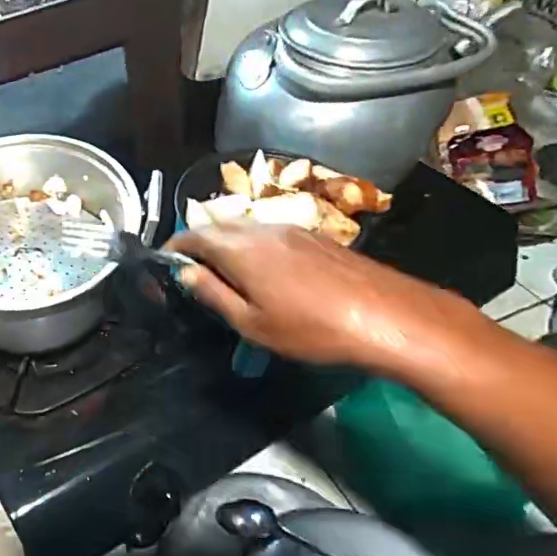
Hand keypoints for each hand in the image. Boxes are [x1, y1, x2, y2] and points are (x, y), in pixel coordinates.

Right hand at [164, 223, 485, 372]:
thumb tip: (186, 274)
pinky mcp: (317, 238)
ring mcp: (294, 231)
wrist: (393, 319)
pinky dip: (252, 247)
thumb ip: (212, 294)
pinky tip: (262, 273)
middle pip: (218, 227)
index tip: (164, 266)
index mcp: (240, 249)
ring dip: (226, 245)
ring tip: (224, 275)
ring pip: (245, 229)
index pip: (192, 235)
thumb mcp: (251, 322)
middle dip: (198, 244)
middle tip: (191, 272)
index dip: (173, 248)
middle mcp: (263, 230)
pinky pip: (269, 235)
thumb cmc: (312, 328)